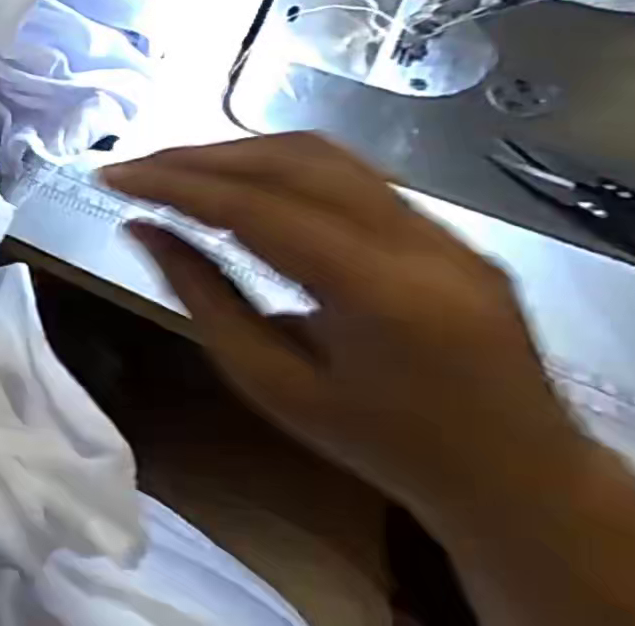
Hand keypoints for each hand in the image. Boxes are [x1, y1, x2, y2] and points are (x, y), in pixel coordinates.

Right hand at [102, 133, 595, 530]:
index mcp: (379, 294)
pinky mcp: (443, 224)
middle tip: (134, 167)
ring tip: (175, 168)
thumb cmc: (382, 446)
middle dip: (197, 157)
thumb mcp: (273, 384)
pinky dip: (274, 163)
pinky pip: (345, 170)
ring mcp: (441, 225)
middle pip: (287, 162)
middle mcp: (419, 241)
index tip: (112, 175)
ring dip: (234, 152)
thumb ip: (202, 296)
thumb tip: (140, 229)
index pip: (253, 208)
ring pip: (317, 153)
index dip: (172, 184)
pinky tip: (236, 178)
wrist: (522, 482)